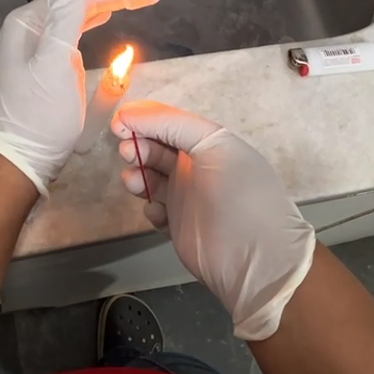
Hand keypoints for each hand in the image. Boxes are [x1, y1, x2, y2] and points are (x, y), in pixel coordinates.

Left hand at [0, 0, 160, 194]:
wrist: (22, 159)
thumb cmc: (39, 115)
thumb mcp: (54, 63)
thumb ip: (65, 16)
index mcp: (29, 23)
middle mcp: (30, 28)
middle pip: (78, 0)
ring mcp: (37, 46)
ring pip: (77, 14)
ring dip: (107, 4)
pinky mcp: (46, 63)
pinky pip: (72, 31)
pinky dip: (92, 20)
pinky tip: (104, 16)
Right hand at [112, 102, 315, 340]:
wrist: (255, 260)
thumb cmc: (238, 194)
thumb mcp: (213, 144)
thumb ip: (171, 123)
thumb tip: (128, 113)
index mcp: (209, 143)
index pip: (169, 123)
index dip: (142, 120)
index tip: (118, 124)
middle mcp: (197, 167)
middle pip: (156, 148)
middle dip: (138, 146)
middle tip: (127, 153)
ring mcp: (187, 197)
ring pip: (150, 178)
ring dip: (138, 176)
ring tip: (135, 183)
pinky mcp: (179, 224)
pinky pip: (154, 209)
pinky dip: (150, 207)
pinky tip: (158, 213)